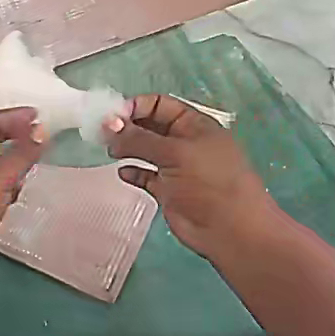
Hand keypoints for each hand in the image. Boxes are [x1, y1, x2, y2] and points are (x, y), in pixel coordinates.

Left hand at [0, 106, 47, 276]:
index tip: (37, 116)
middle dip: (13, 136)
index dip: (11, 116)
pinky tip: (19, 191)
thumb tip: (42, 131)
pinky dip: (8, 182)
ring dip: (12, 160)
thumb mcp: (0, 176)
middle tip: (39, 137)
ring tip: (33, 163)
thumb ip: (22, 152)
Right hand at [103, 94, 289, 271]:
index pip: (159, 104)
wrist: (232, 231)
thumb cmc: (210, 183)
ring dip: (126, 147)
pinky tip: (123, 173)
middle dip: (127, 126)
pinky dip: (133, 172)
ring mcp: (176, 167)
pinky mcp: (168, 190)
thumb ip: (139, 138)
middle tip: (102, 134)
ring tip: (110, 151)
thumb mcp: (175, 153)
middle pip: (149, 125)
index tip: (110, 116)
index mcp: (193, 125)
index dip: (135, 106)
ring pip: (145, 150)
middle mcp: (184, 142)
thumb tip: (109, 125)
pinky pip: (146, 175)